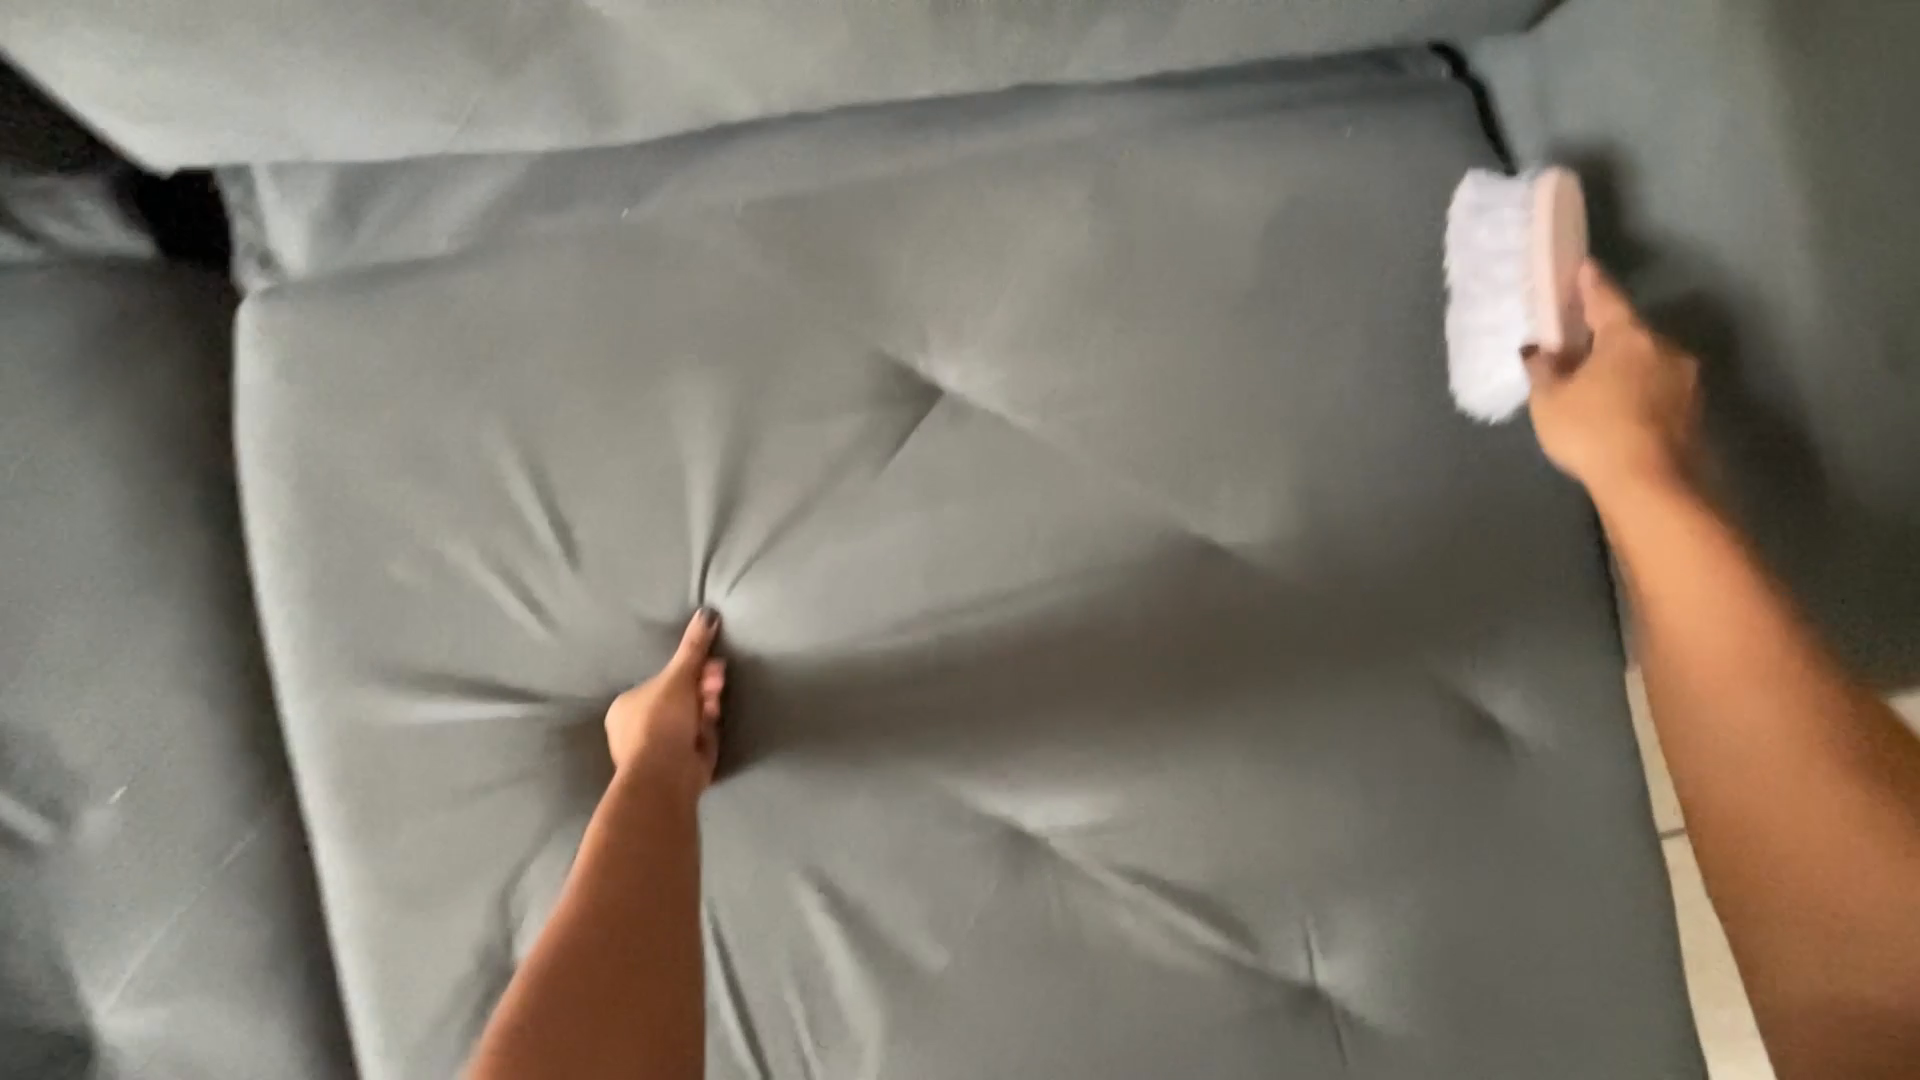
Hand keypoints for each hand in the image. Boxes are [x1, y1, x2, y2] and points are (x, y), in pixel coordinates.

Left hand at [604, 610, 725, 798]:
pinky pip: (700, 737)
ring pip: (693, 716)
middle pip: (683, 697)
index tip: (709, 667)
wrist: (666, 773)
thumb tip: (707, 611)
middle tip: (717, 682)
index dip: (691, 672)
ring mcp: (660, 746)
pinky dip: (707, 730)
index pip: (666, 681)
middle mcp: (639, 726)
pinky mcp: (681, 762)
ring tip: (714, 706)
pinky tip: (712, 728)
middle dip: (703, 687)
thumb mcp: (678, 677)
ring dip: (707, 706)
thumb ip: (694, 646)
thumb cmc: (661, 721)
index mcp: (627, 706)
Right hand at [1525, 261, 1701, 502]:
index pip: (1605, 301)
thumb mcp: (1549, 400)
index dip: (1590, 284)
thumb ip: (1543, 370)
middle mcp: (1664, 348)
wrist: (1649, 480)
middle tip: (1578, 343)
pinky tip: (1614, 407)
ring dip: (1621, 366)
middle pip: (1630, 333)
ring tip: (1594, 382)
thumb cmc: (1590, 430)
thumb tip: (1539, 350)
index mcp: (1627, 338)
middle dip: (1604, 336)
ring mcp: (1685, 378)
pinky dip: (1634, 389)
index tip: (1583, 267)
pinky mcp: (1691, 408)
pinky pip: (1655, 386)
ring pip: (1645, 361)